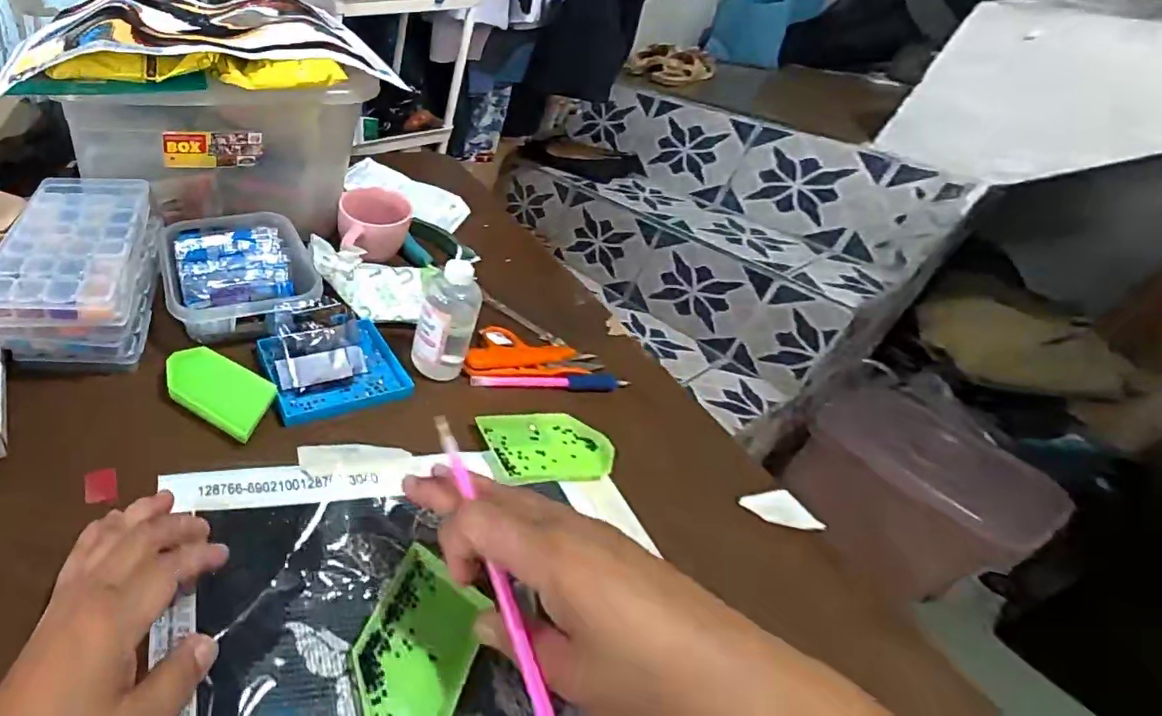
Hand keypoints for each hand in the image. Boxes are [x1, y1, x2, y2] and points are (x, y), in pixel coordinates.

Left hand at [0, 491, 228, 715]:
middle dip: (173, 525)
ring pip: (110, 535)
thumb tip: (208, 641)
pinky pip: (81, 547)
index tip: (223, 550)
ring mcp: (70, 590)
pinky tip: (111, 521)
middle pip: (139, 540)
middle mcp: (93, 589)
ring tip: (163, 498)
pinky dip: (103, 527)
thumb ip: (174, 681)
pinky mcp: (54, 600)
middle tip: (202, 520)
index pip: (166, 569)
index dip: (197, 556)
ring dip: (139, 513)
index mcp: (115, 616)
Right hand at [404, 467, 888, 715]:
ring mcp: (591, 530)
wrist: (749, 684)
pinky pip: (546, 513)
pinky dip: (514, 510)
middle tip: (412, 478)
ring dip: (481, 494)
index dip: (453, 544)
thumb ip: (520, 640)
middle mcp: (563, 528)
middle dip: (450, 487)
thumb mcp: (576, 674)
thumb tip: (487, 620)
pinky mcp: (613, 543)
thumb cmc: (651, 679)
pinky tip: (511, 526)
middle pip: (493, 494)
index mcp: (547, 553)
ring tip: (447, 484)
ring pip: (519, 497)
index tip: (462, 589)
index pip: (475, 520)